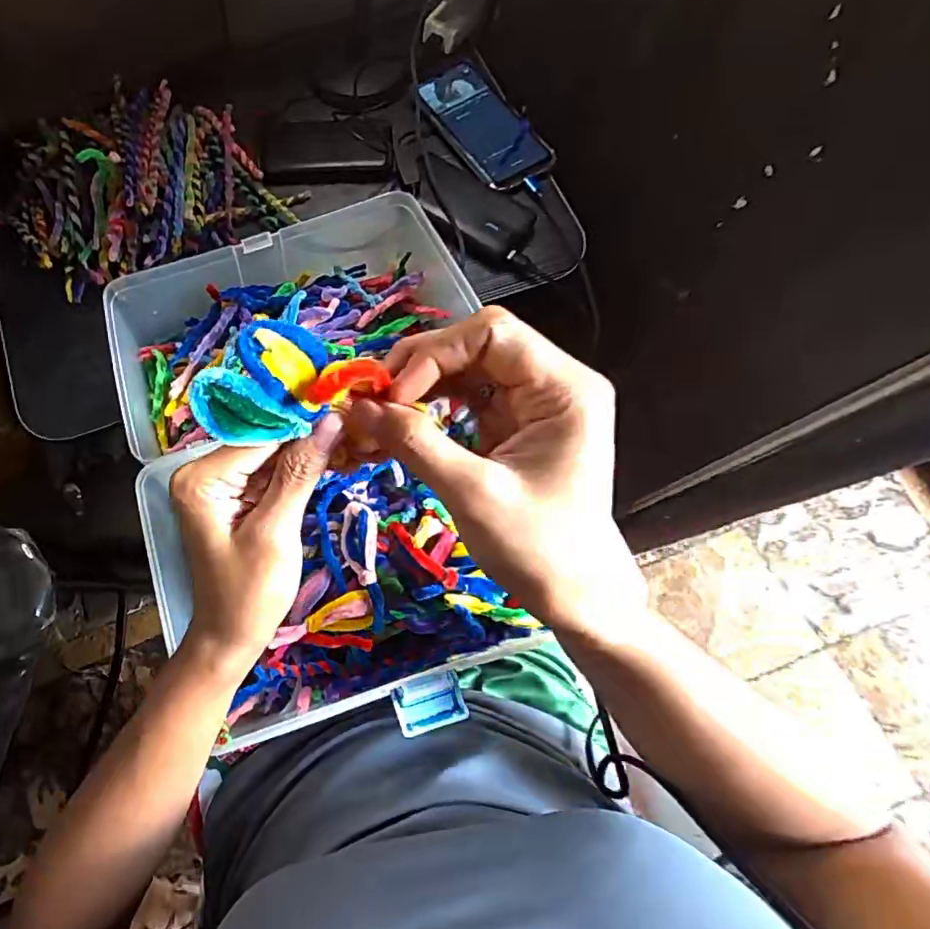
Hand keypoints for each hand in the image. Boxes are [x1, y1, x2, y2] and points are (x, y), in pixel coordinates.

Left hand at [170, 414, 341, 662]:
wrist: (229, 639)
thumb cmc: (249, 594)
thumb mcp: (277, 531)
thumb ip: (300, 473)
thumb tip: (330, 421)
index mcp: (200, 479)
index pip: (260, 435)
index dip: (303, 423)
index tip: (347, 410)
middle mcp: (200, 474)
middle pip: (263, 442)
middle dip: (305, 438)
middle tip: (353, 429)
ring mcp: (215, 486)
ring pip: (268, 456)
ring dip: (304, 454)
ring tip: (348, 443)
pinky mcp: (230, 500)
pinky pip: (266, 475)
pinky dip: (294, 474)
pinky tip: (327, 464)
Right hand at [343, 307, 647, 641]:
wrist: (574, 594)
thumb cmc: (537, 548)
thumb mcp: (471, 493)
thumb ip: (414, 442)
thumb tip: (355, 408)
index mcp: (564, 389)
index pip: (492, 333)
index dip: (434, 354)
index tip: (394, 395)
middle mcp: (552, 384)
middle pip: (475, 345)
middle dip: (420, 367)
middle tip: (374, 400)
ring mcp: (532, 404)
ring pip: (464, 370)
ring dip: (418, 387)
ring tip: (380, 414)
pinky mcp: (513, 425)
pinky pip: (464, 399)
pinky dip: (428, 408)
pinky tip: (401, 425)